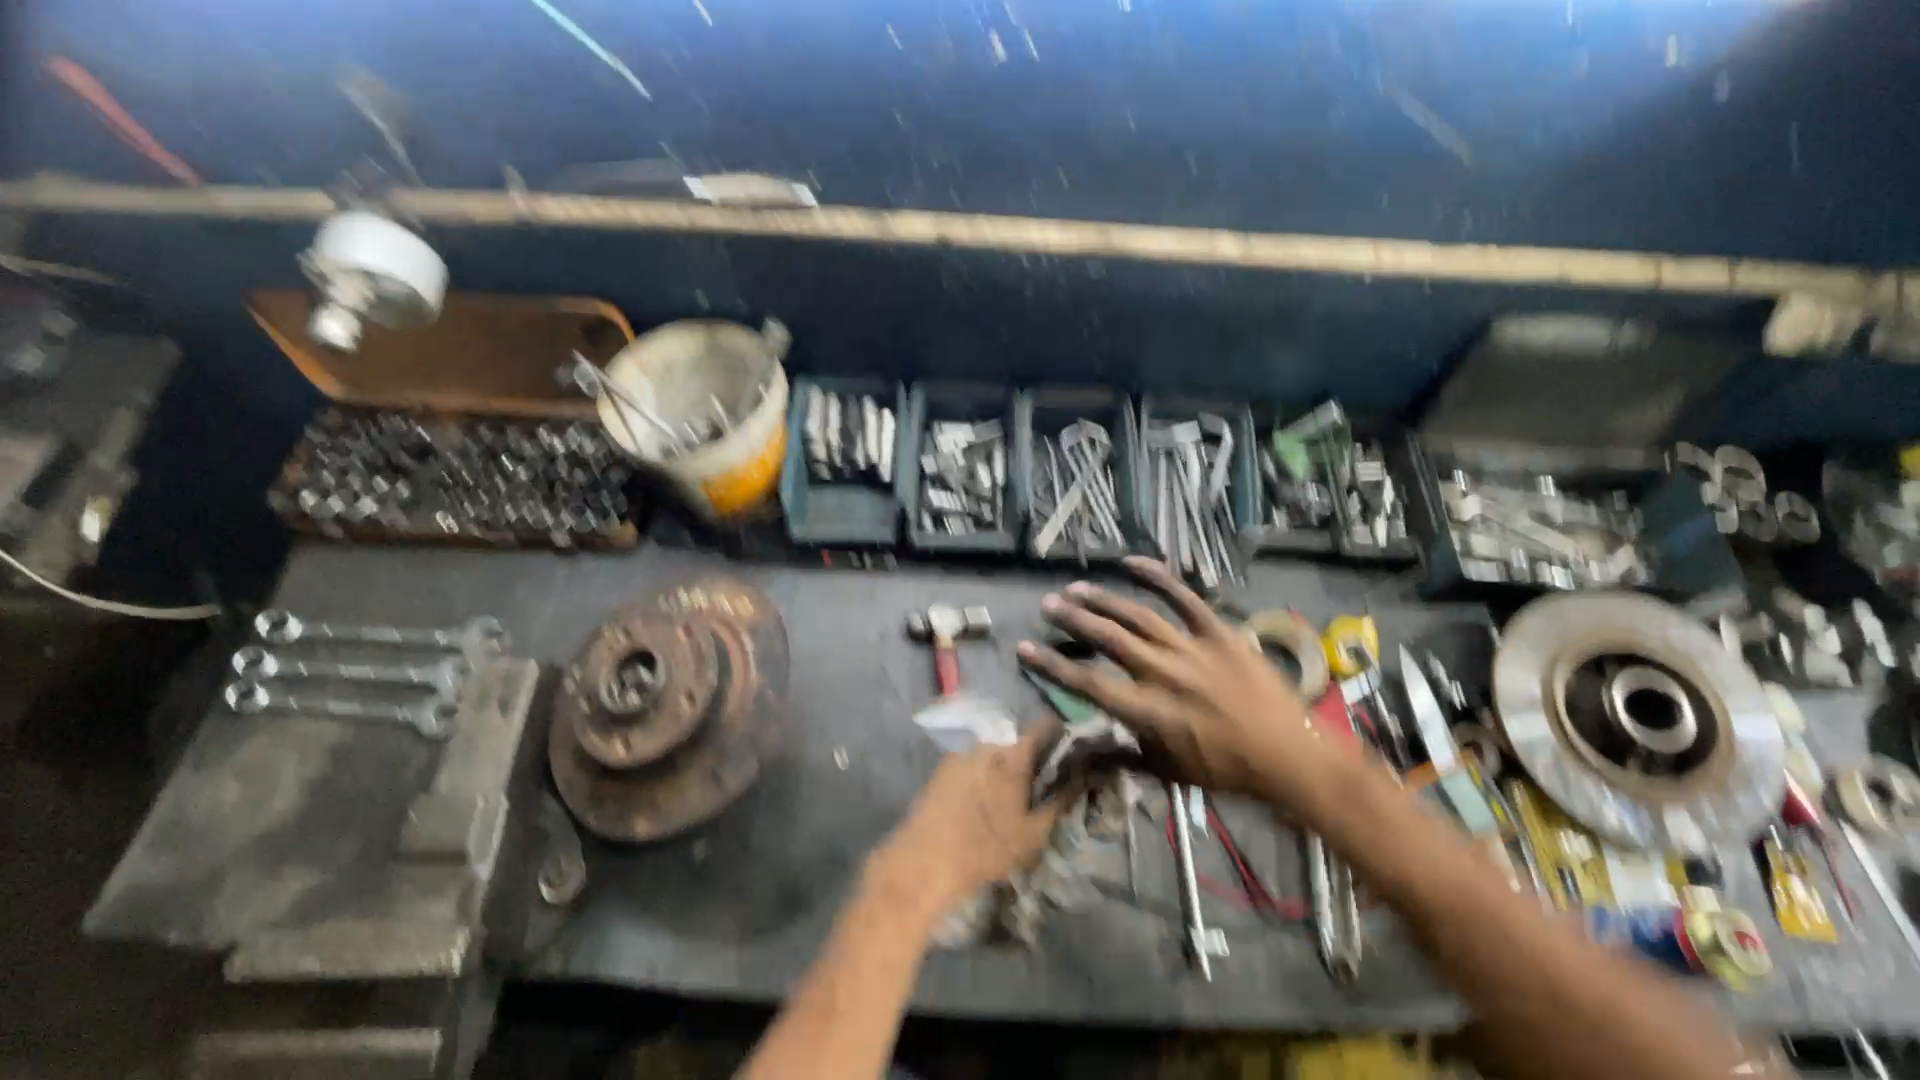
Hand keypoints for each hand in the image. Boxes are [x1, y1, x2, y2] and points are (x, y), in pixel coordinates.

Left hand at [871, 724, 1066, 912]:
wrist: (924, 860)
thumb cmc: (986, 848)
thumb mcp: (1034, 833)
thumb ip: (1060, 801)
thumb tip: (1083, 778)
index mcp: (1013, 753)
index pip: (1046, 725)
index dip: (1064, 735)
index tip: (1074, 751)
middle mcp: (987, 742)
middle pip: (1020, 736)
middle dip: (1036, 753)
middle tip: (1047, 778)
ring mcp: (962, 751)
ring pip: (996, 748)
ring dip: (1009, 762)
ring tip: (1017, 790)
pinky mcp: (944, 765)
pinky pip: (976, 759)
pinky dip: (988, 770)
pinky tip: (989, 795)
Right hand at [1016, 556, 1341, 799]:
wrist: (1288, 754)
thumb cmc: (1224, 769)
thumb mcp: (1167, 772)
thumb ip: (1119, 758)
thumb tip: (1077, 753)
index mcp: (1148, 712)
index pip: (1088, 683)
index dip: (1052, 665)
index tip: (1024, 648)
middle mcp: (1163, 674)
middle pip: (1108, 640)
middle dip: (1073, 620)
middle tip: (1048, 606)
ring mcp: (1192, 649)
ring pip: (1138, 616)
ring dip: (1103, 600)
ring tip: (1075, 588)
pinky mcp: (1219, 632)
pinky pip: (1185, 598)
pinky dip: (1158, 577)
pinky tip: (1131, 563)